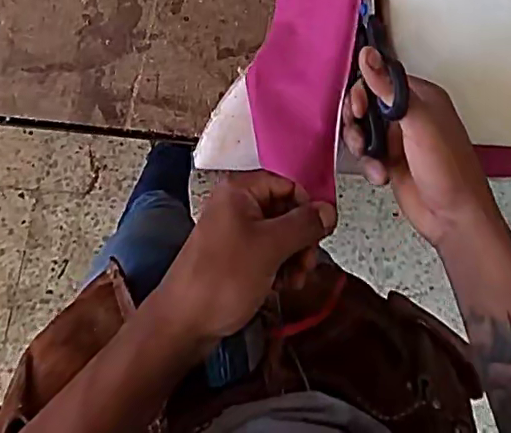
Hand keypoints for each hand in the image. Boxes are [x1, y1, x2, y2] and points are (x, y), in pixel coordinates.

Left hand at [151, 171, 336, 345]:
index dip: (308, 207)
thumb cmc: (222, 279)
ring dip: (293, 256)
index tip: (320, 233)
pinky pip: (267, 251)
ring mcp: (234, 230)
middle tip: (306, 263)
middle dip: (301, 237)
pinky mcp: (233, 255)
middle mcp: (236, 203)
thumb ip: (304, 225)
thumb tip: (329, 210)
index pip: (288, 184)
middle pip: (286, 209)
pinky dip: (279, 266)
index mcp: (240, 189)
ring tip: (294, 280)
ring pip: (279, 233)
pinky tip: (281, 285)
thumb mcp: (271, 247)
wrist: (181, 326)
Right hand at [342, 47, 502, 251]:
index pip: (382, 77)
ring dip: (360, 142)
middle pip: (368, 102)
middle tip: (360, 136)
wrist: (454, 220)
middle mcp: (410, 114)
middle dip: (357, 119)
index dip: (365, 89)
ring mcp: (400, 138)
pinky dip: (368, 163)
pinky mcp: (391, 160)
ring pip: (363, 127)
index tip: (358, 107)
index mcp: (421, 96)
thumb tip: (369, 55)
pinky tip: (380, 175)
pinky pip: (366, 152)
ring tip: (369, 155)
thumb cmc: (448, 169)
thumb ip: (390, 89)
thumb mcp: (417, 123)